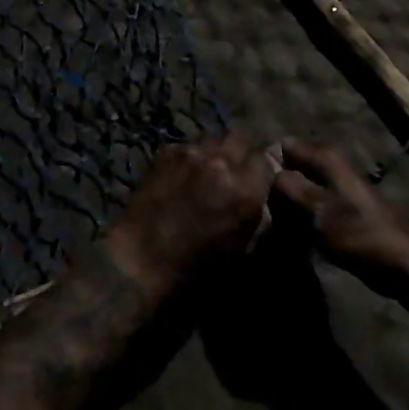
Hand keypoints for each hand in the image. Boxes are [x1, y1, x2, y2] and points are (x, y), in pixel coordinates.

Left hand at [104, 135, 279, 295]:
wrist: (141, 260)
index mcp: (246, 188)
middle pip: (240, 140)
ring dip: (215, 155)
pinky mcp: (167, 151)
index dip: (260, 171)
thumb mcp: (243, 250)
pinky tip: (180, 180)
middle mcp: (222, 162)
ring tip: (205, 176)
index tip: (255, 182)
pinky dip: (190, 160)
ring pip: (214, 141)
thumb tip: (267, 200)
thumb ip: (261, 217)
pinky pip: (188, 147)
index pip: (265, 160)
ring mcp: (192, 152)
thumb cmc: (196, 269)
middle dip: (240, 155)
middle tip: (231, 175)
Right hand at [270, 140, 408, 298]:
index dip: (266, 164)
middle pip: (289, 167)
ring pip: (298, 189)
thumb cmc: (359, 234)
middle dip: (275, 187)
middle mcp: (329, 166)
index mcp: (325, 157)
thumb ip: (287, 188)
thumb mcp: (316, 211)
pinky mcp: (340, 210)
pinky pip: (309, 207)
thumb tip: (264, 173)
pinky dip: (300, 219)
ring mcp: (335, 188)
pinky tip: (292, 237)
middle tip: (261, 212)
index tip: (254, 189)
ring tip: (274, 227)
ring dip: (287, 206)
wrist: (403, 264)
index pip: (283, 145)